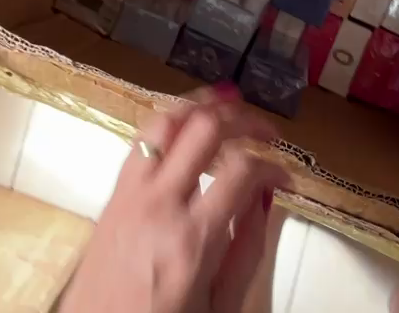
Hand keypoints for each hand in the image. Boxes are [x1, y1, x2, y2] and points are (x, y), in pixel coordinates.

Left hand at [57, 85, 290, 312]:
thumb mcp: (220, 307)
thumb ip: (248, 249)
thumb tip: (266, 195)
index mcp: (192, 241)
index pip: (242, 171)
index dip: (273, 166)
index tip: (285, 177)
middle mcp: (159, 205)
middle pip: (206, 128)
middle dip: (245, 119)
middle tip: (267, 132)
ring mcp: (131, 193)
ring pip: (168, 119)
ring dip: (204, 105)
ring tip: (231, 107)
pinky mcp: (112, 192)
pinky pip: (143, 138)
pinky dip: (173, 121)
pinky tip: (190, 126)